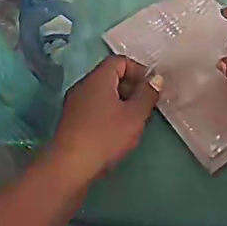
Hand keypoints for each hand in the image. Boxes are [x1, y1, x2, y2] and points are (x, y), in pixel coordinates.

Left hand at [44, 55, 161, 180]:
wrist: (70, 165)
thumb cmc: (106, 136)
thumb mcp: (134, 115)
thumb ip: (147, 95)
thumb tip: (156, 78)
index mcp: (98, 78)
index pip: (119, 61)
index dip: (138, 70)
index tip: (151, 88)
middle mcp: (83, 85)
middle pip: (109, 76)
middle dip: (130, 87)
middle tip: (145, 106)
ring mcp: (74, 103)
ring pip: (101, 93)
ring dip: (120, 102)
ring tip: (133, 121)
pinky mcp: (71, 120)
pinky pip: (93, 107)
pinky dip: (107, 113)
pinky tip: (116, 132)